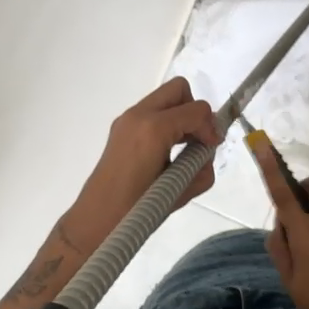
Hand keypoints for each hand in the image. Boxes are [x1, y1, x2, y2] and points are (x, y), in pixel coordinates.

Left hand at [76, 78, 223, 225]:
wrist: (97, 219)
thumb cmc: (138, 209)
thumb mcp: (181, 192)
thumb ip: (203, 168)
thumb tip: (206, 152)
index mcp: (154, 128)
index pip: (197, 109)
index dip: (210, 128)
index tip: (211, 148)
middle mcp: (138, 115)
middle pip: (178, 89)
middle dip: (194, 112)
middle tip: (198, 140)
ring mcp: (126, 119)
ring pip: (164, 99)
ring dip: (180, 117)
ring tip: (183, 150)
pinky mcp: (120, 127)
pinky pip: (151, 113)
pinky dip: (165, 124)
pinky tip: (165, 153)